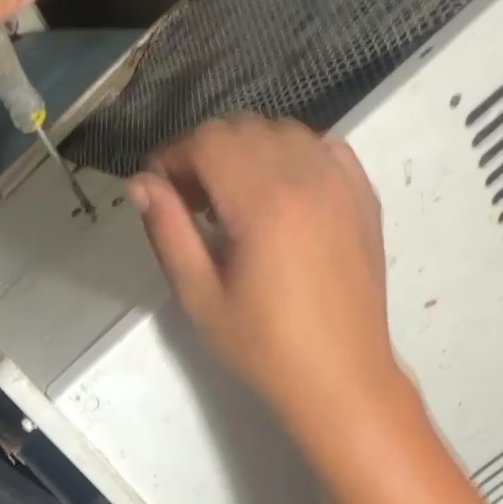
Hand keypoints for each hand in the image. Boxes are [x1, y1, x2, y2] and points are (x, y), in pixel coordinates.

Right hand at [128, 117, 408, 453]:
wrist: (339, 374)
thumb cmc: (261, 345)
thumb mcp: (199, 296)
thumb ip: (168, 232)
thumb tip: (141, 185)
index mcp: (264, 202)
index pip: (209, 142)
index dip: (172, 157)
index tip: (155, 189)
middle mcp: (307, 176)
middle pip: (244, 129)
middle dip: (204, 154)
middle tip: (185, 202)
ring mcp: (341, 181)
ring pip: (282, 132)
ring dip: (244, 152)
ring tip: (226, 201)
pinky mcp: (361, 195)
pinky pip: (320, 147)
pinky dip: (287, 157)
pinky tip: (273, 196)